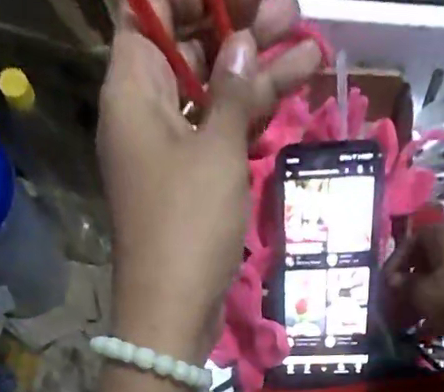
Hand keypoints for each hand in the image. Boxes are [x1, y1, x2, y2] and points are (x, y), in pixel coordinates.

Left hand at [99, 0, 321, 358]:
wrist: (172, 310)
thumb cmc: (188, 224)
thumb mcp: (217, 151)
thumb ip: (233, 92)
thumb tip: (242, 45)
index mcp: (132, 90)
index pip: (151, 13)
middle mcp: (145, 112)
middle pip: (188, 50)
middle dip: (238, 27)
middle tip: (291, 12)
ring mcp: (168, 150)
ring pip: (212, 94)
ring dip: (257, 72)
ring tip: (311, 46)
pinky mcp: (190, 183)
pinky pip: (219, 135)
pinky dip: (251, 117)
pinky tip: (291, 97)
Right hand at [384, 222, 443, 354]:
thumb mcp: (423, 296)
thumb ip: (404, 286)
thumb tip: (394, 281)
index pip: (413, 238)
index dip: (396, 262)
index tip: (387, 287)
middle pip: (431, 258)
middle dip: (411, 283)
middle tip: (398, 308)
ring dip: (428, 297)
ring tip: (416, 323)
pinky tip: (439, 327)